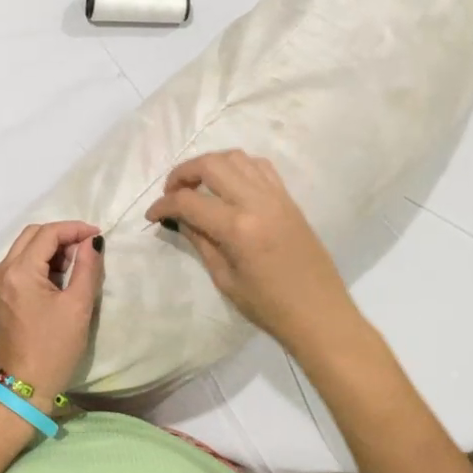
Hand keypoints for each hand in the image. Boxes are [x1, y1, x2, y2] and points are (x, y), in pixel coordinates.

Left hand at [0, 221, 104, 408]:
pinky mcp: (0, 293)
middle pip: (32, 235)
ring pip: (25, 248)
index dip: (74, 229)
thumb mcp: (78, 306)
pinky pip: (20, 264)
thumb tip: (92, 242)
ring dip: (51, 249)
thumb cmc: (54, 348)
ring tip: (77, 264)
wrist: (23, 386)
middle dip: (61, 236)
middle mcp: (2, 270)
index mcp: (19, 271)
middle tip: (87, 249)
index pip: (47, 233)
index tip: (98, 235)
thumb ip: (87, 268)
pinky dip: (41, 262)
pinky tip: (60, 276)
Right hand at [143, 150, 350, 340]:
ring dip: (210, 165)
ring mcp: (276, 197)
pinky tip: (229, 185)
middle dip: (183, 173)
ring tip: (197, 185)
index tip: (152, 215)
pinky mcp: (289, 199)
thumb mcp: (224, 279)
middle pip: (211, 164)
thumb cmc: (269, 307)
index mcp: (238, 228)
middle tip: (171, 193)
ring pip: (236, 157)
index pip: (189, 201)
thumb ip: (200, 241)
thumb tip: (179, 218)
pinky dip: (237, 167)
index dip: (163, 205)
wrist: (320, 315)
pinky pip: (259, 166)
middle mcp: (257, 203)